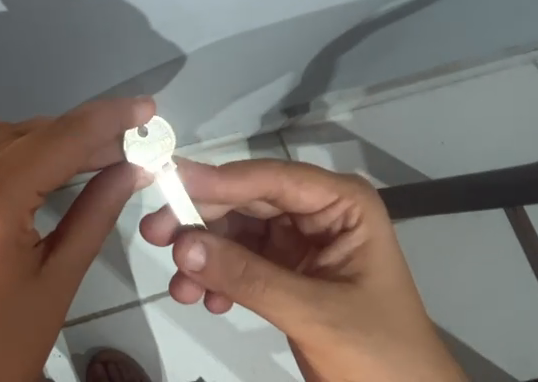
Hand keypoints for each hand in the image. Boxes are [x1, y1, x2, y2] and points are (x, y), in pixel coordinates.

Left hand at [0, 97, 155, 381]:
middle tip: (121, 149)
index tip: (143, 109)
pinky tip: (20, 159)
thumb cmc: (1, 345)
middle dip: (79, 137)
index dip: (107, 120)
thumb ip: (97, 211)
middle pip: (29, 133)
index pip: (60, 139)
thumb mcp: (59, 279)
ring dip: (38, 139)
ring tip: (76, 159)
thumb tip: (134, 166)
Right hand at [138, 159, 463, 381]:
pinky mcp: (286, 274)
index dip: (218, 180)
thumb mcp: (315, 314)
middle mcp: (317, 212)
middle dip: (201, 221)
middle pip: (245, 202)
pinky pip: (240, 263)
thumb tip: (183, 246)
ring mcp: (300, 243)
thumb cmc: (382, 357)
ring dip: (204, 255)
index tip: (168, 182)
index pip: (270, 180)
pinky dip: (217, 279)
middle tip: (155, 234)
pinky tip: (202, 300)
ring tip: (177, 284)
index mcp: (340, 203)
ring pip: (236, 232)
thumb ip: (248, 277)